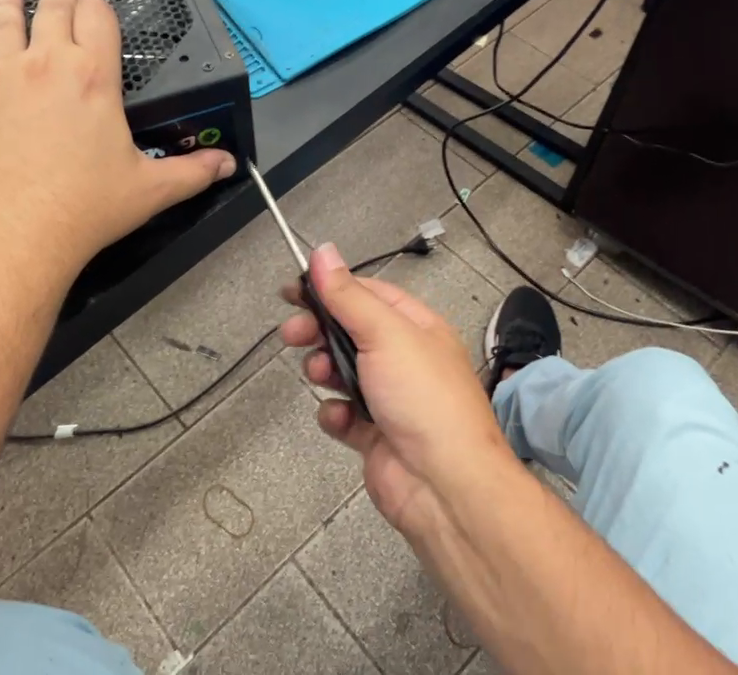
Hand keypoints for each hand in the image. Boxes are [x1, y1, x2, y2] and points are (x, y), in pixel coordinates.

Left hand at [0, 0, 235, 277]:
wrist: (15, 231)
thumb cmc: (86, 207)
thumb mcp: (151, 189)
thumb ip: (192, 172)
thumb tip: (228, 165)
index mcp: (93, 77)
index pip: (98, 20)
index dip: (96, 3)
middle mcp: (46, 63)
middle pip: (51, 12)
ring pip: (2, 25)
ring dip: (6, 4)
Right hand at [280, 244, 514, 538]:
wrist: (444, 485)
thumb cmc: (425, 400)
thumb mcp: (385, 333)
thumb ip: (348, 295)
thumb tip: (324, 252)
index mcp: (416, 327)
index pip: (368, 294)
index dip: (330, 288)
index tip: (293, 290)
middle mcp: (405, 359)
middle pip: (350, 331)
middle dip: (319, 330)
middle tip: (292, 334)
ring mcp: (390, 398)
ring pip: (342, 372)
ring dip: (325, 371)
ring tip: (321, 375)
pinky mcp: (375, 435)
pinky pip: (343, 415)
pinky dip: (335, 415)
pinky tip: (341, 419)